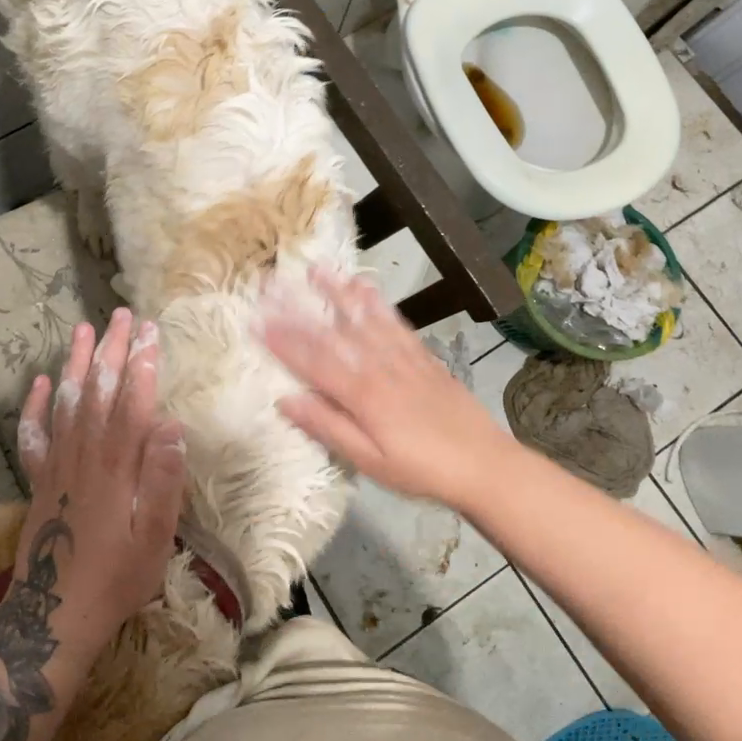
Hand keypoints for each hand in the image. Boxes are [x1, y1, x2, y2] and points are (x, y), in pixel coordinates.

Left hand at [12, 307, 187, 652]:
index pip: (133, 401)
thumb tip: (172, 423)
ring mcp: (57, 463)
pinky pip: (33, 433)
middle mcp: (85, 454)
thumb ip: (163, 479)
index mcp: (118, 465)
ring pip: (66, 401)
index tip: (152, 330)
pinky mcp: (39, 479)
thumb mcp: (155, 537)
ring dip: (75, 363)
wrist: (54, 614)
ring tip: (84, 329)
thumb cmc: (117, 577)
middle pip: (99, 390)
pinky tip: (39, 381)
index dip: (143, 363)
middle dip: (112, 350)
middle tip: (123, 315)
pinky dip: (34, 404)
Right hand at [258, 268, 515, 505]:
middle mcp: (380, 367)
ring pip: (364, 319)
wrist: (485, 464)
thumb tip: (285, 399)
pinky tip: (364, 289)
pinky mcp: (423, 357)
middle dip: (300, 308)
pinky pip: (395, 323)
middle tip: (273, 285)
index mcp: (362, 395)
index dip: (282, 340)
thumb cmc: (421, 470)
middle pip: (333, 332)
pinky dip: (377, 304)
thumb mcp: (370, 460)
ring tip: (316, 270)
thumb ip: (328, 427)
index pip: (313, 361)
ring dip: (337, 294)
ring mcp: (403, 358)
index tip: (255, 320)